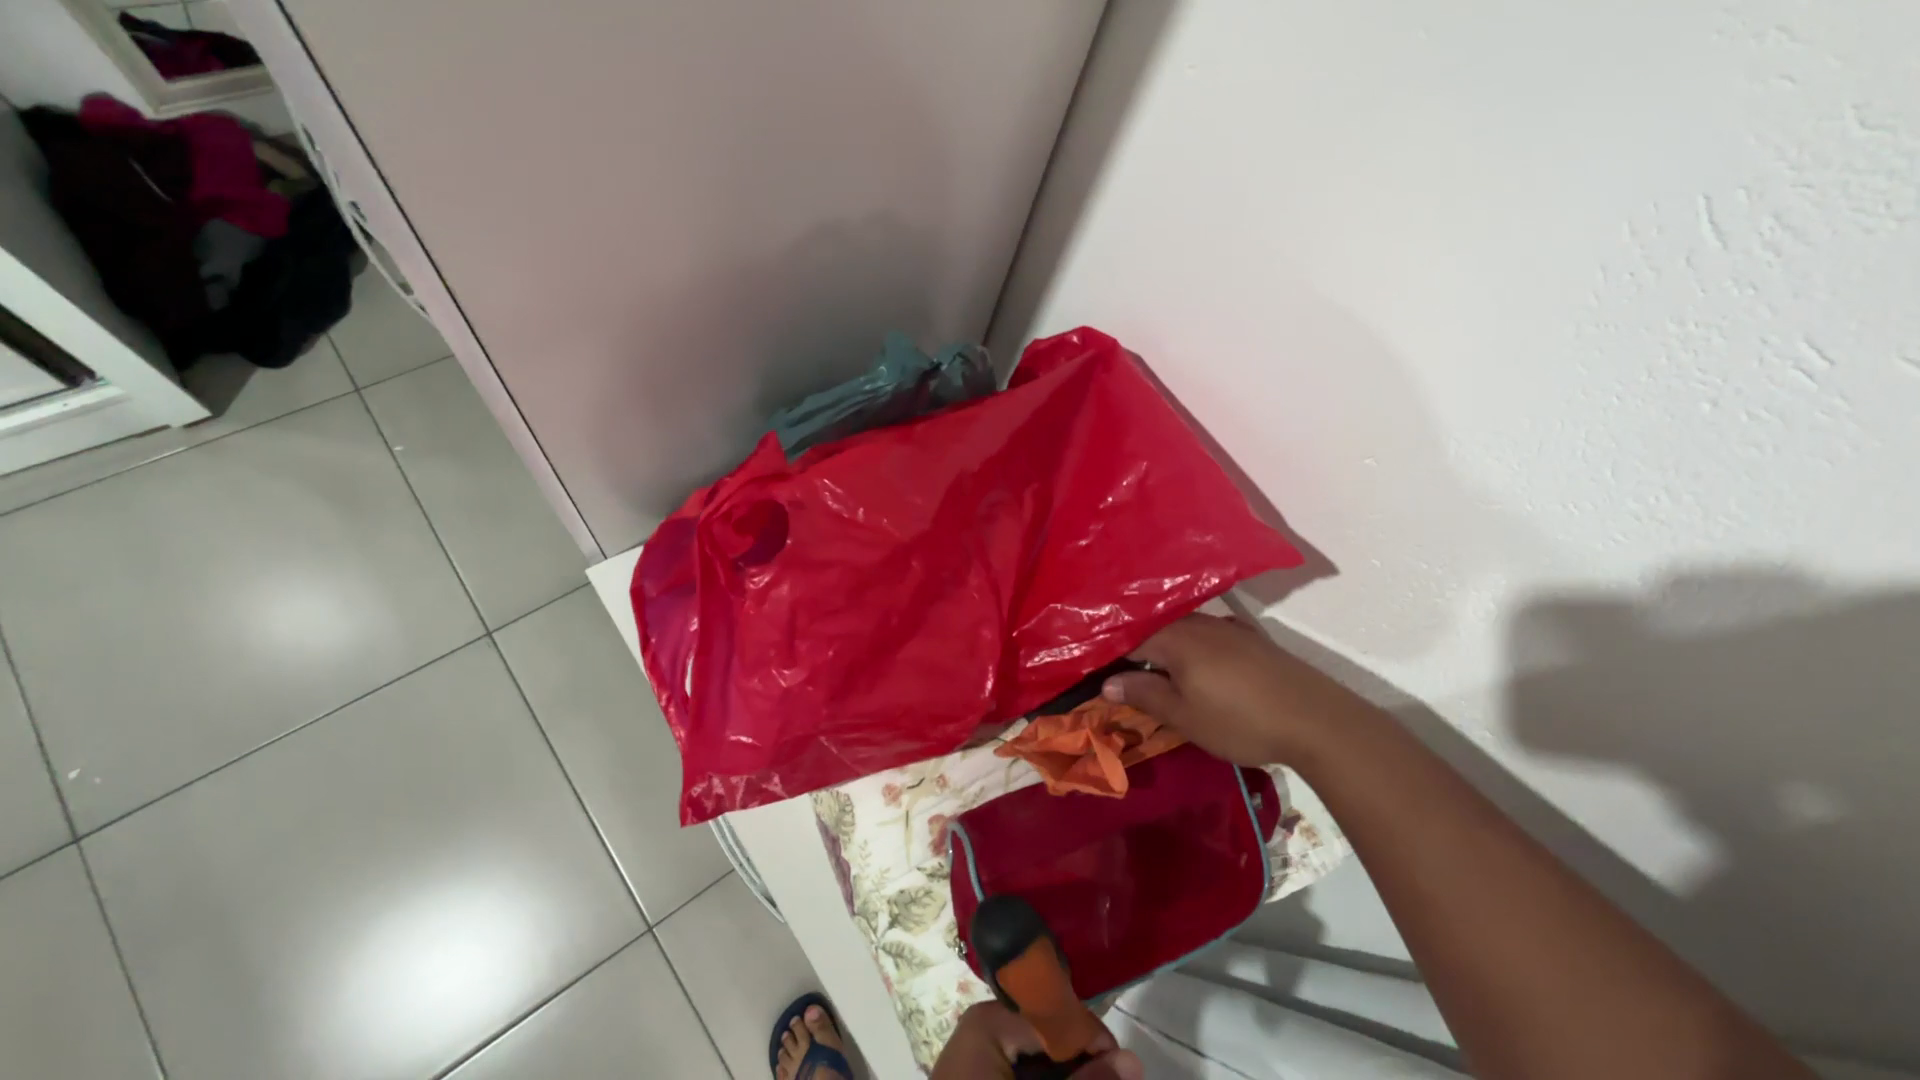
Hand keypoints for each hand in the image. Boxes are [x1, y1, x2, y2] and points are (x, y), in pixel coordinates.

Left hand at [929, 1002, 1141, 1079]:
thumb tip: (1133, 1060)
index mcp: (993, 1020)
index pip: (1059, 1016)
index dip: (1094, 1040)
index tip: (1122, 1070)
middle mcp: (986, 1022)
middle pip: (1050, 1033)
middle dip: (1081, 1061)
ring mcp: (980, 1046)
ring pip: (1039, 1053)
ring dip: (1066, 1073)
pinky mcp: (980, 1069)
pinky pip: (1021, 1066)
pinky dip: (1042, 1078)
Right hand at [1103, 613, 1372, 767]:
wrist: (1316, 720)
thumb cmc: (1240, 720)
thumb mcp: (1184, 716)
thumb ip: (1144, 694)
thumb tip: (1106, 682)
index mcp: (1176, 638)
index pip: (1128, 635)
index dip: (1106, 650)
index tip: (1087, 666)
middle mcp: (1199, 623)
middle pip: (1155, 627)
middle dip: (1133, 645)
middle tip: (1112, 669)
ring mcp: (1229, 629)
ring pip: (1182, 630)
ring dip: (1163, 646)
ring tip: (1147, 668)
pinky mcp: (1251, 641)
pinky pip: (1207, 637)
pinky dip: (1190, 648)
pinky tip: (1191, 667)